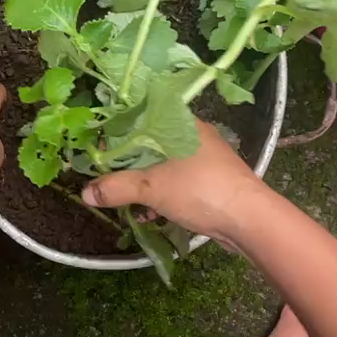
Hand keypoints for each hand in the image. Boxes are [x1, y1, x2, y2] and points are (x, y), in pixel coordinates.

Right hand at [82, 121, 272, 247]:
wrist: (250, 220)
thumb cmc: (200, 189)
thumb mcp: (152, 188)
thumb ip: (117, 187)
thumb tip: (85, 193)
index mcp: (180, 122)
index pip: (140, 116)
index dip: (115, 131)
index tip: (97, 149)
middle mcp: (192, 134)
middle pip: (149, 142)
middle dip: (127, 163)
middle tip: (106, 176)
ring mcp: (204, 158)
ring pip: (163, 164)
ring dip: (143, 182)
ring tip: (125, 199)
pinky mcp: (210, 180)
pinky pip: (176, 180)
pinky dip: (161, 193)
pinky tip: (150, 212)